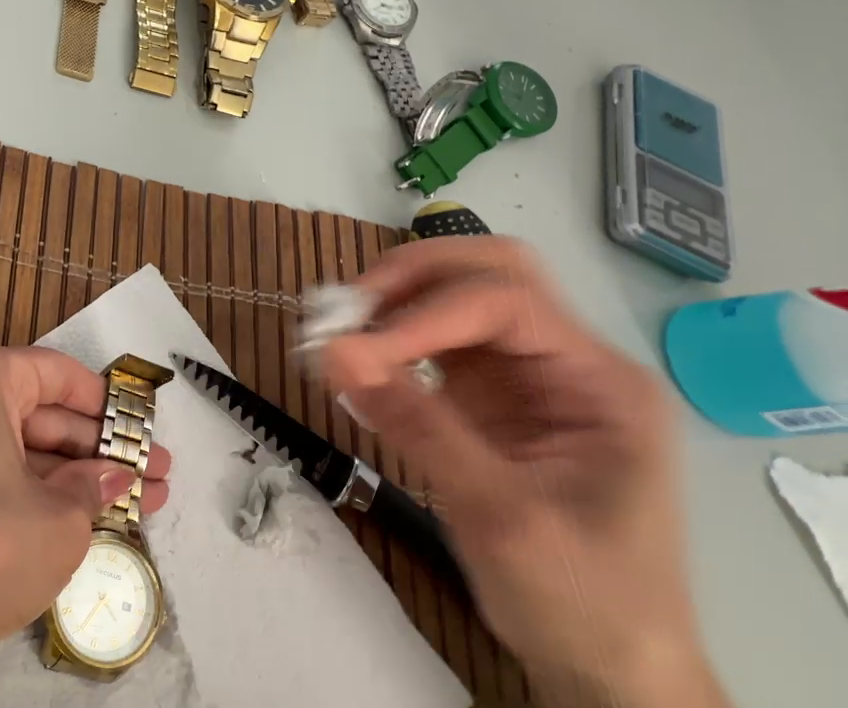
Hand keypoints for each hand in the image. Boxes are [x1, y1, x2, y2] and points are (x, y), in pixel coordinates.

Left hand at [0, 346, 170, 701]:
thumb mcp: (58, 520)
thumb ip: (91, 489)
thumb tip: (110, 476)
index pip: (56, 373)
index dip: (107, 403)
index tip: (147, 428)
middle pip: (40, 411)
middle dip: (100, 446)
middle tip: (159, 472)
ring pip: (21, 447)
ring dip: (76, 475)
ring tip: (143, 500)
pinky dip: (39, 491)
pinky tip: (87, 516)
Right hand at [321, 238, 725, 707]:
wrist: (605, 665)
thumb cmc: (580, 598)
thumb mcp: (500, 514)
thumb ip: (417, 426)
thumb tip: (332, 355)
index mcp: (600, 382)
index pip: (504, 303)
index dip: (422, 313)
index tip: (348, 348)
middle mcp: (566, 364)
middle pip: (489, 274)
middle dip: (412, 278)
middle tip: (344, 309)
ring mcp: (526, 381)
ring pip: (455, 300)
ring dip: (393, 306)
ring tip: (337, 335)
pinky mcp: (487, 402)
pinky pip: (433, 347)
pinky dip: (389, 344)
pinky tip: (355, 369)